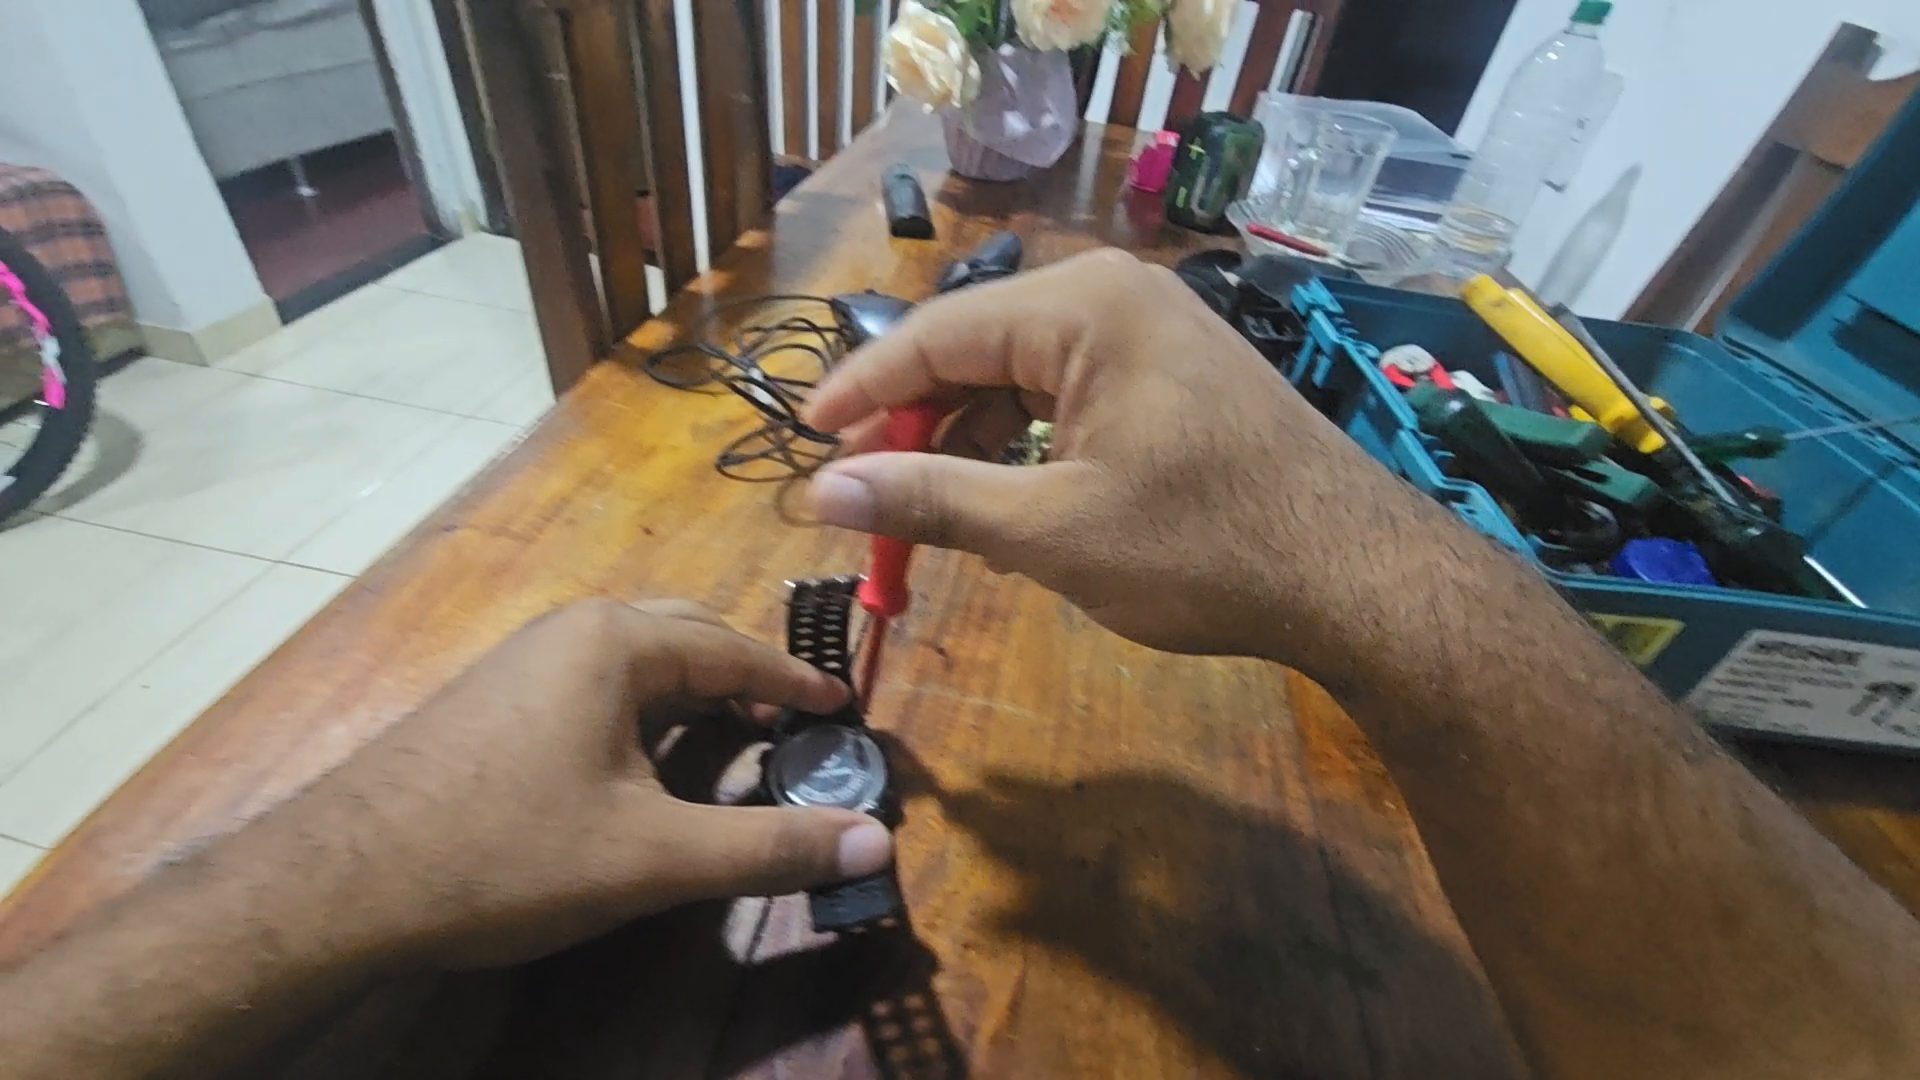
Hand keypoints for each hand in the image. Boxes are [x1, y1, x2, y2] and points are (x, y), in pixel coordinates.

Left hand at [302, 597, 894, 970]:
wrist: (322, 894)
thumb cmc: (504, 855)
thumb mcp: (652, 857)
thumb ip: (769, 846)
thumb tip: (875, 841)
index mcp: (618, 641)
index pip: (737, 651)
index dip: (797, 682)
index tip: (842, 705)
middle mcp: (576, 629)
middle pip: (693, 636)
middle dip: (749, 677)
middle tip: (790, 724)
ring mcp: (531, 657)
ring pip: (645, 655)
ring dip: (699, 687)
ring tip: (734, 733)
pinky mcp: (502, 693)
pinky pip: (603, 678)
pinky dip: (652, 702)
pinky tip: (651, 750)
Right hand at [803, 249, 1453, 681]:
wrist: (1354, 578)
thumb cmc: (1201, 550)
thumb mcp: (1050, 530)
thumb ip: (930, 500)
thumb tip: (824, 494)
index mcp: (1083, 307)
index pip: (936, 335)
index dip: (863, 388)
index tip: (810, 436)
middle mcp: (1113, 297)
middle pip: (975, 353)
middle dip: (915, 425)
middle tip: (863, 490)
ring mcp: (1146, 333)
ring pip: (1018, 381)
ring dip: (966, 444)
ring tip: (922, 508)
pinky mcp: (1165, 376)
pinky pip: (1064, 399)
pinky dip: (1021, 448)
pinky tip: (997, 497)